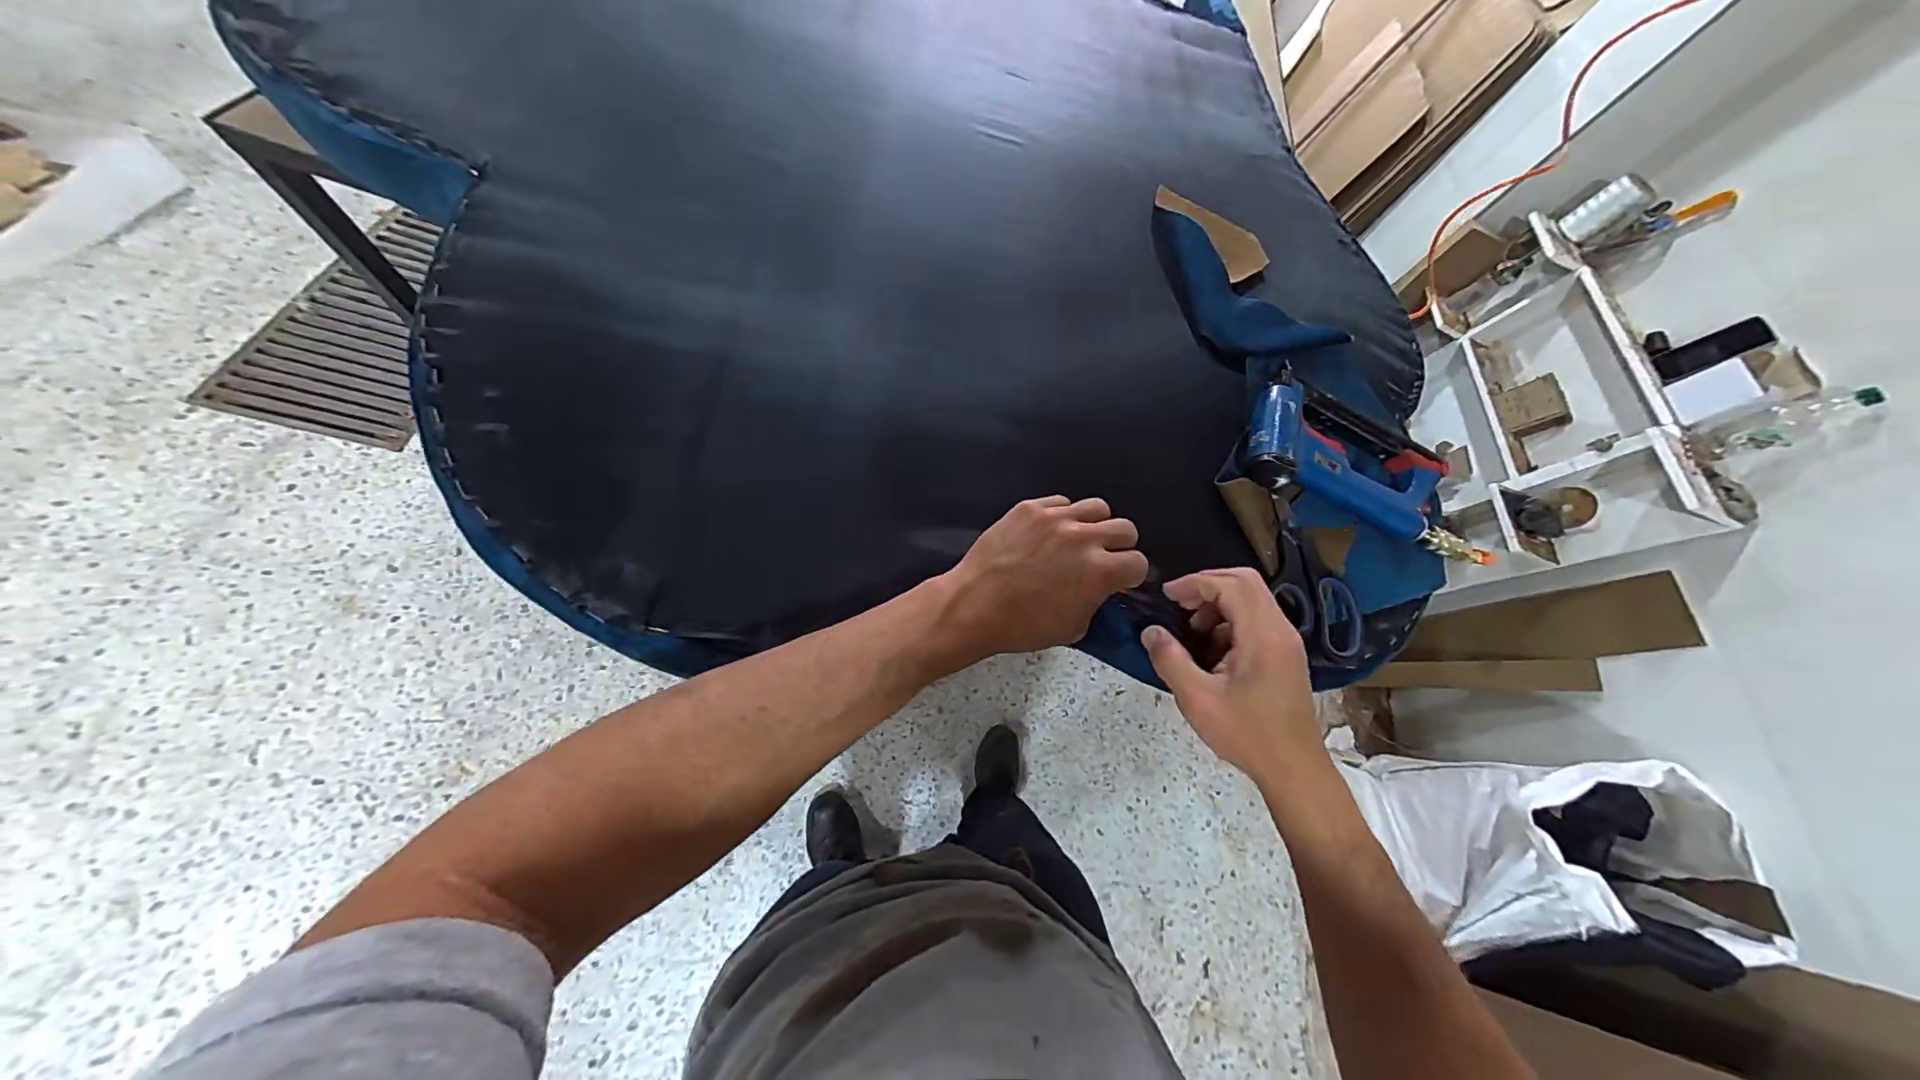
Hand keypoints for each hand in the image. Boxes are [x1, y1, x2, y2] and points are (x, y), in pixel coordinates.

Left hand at [934, 496, 1149, 664]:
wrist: (974, 605)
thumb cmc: (1020, 624)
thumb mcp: (1073, 627)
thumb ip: (1096, 602)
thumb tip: (1100, 590)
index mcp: (1100, 571)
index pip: (1138, 562)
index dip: (1130, 575)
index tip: (1120, 579)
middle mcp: (1082, 538)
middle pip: (1124, 528)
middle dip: (1119, 546)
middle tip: (1103, 558)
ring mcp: (1055, 518)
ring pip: (1096, 508)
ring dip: (1095, 525)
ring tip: (1079, 540)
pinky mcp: (1030, 508)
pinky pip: (1060, 502)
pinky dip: (1062, 515)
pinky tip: (1049, 533)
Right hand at [1141, 568, 1320, 783]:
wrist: (1294, 769)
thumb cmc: (1246, 734)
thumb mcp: (1197, 699)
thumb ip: (1170, 659)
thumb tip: (1151, 631)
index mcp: (1262, 635)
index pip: (1230, 585)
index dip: (1195, 583)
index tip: (1167, 596)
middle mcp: (1280, 630)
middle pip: (1245, 582)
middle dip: (1206, 586)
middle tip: (1178, 605)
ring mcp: (1287, 642)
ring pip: (1252, 599)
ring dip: (1218, 603)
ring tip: (1192, 631)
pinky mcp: (1286, 655)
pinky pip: (1257, 619)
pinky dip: (1230, 620)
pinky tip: (1212, 650)